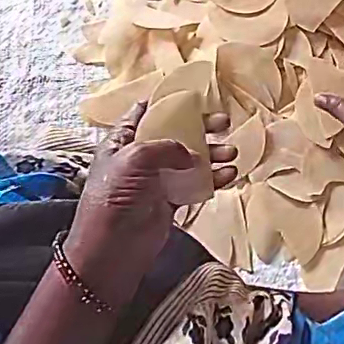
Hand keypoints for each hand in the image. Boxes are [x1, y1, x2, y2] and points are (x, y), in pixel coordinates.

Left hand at [64, 102, 236, 303]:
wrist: (112, 248)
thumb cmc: (115, 197)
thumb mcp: (135, 158)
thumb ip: (166, 146)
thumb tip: (191, 153)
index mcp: (122, 141)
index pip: (143, 113)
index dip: (165, 101)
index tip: (190, 95)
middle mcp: (140, 157)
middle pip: (175, 134)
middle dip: (200, 127)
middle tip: (223, 123)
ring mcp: (156, 179)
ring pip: (190, 159)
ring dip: (212, 154)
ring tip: (231, 153)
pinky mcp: (170, 200)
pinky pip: (196, 184)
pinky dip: (213, 178)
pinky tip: (228, 175)